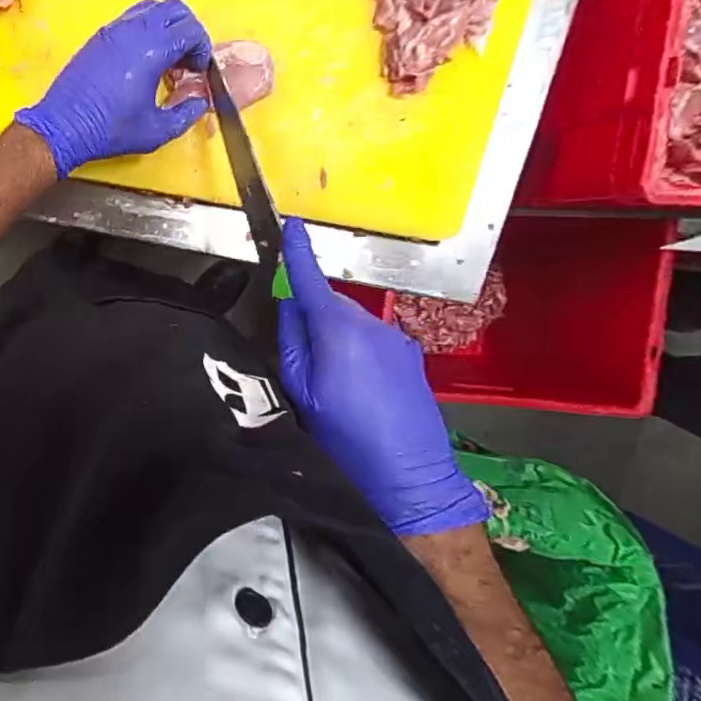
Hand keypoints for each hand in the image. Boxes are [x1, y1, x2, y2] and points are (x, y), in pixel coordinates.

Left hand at [13, 0, 212, 178]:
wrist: (63, 128)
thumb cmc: (108, 131)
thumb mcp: (155, 132)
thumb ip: (185, 115)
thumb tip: (199, 102)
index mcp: (151, 49)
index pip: (191, 30)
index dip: (202, 49)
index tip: (198, 71)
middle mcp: (133, 31)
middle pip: (175, 9)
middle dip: (189, 32)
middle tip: (186, 61)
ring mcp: (113, 30)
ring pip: (152, 8)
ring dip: (166, 27)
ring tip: (165, 59)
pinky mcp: (98, 37)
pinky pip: (130, 19)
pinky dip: (145, 31)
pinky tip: (142, 61)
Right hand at [276, 218, 488, 536]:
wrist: (411, 477)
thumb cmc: (345, 437)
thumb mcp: (301, 393)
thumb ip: (291, 344)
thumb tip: (289, 307)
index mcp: (339, 332)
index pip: (312, 281)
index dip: (299, 251)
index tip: (292, 224)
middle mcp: (372, 326)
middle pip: (330, 304)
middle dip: (310, 316)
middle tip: (297, 358)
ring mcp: (397, 340)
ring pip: (351, 323)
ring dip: (333, 338)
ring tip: (327, 383)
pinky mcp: (411, 357)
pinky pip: (371, 340)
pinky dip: (355, 351)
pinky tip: (354, 389)